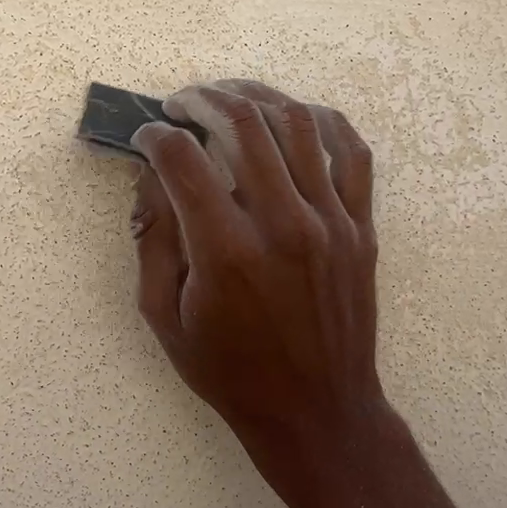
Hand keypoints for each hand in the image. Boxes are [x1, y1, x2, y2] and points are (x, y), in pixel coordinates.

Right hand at [130, 79, 382, 473]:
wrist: (317, 412)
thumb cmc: (229, 370)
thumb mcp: (162, 315)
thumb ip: (152, 238)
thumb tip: (152, 176)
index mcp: (226, 252)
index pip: (182, 159)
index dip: (153, 135)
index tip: (144, 135)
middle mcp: (283, 225)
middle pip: (242, 123)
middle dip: (200, 98)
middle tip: (179, 102)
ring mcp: (332, 221)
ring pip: (296, 122)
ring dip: (254, 96)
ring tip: (226, 95)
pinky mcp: (362, 226)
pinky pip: (351, 150)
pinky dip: (321, 118)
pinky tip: (292, 114)